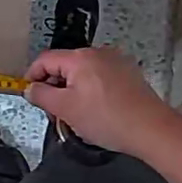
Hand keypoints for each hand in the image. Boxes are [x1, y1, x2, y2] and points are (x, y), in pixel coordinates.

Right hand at [23, 48, 181, 155]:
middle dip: (54, 86)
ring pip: (82, 72)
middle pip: (64, 65)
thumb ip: (41, 95)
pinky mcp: (128, 74)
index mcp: (80, 58)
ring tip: (76, 114)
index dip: (32, 76)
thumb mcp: (65, 109)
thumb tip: (31, 88)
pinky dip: (91, 90)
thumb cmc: (107, 118)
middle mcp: (98, 53)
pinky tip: (96, 111)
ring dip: (72, 90)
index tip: (30, 94)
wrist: (151, 129)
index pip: (45, 60)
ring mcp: (116, 62)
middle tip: (53, 111)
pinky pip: (100, 77)